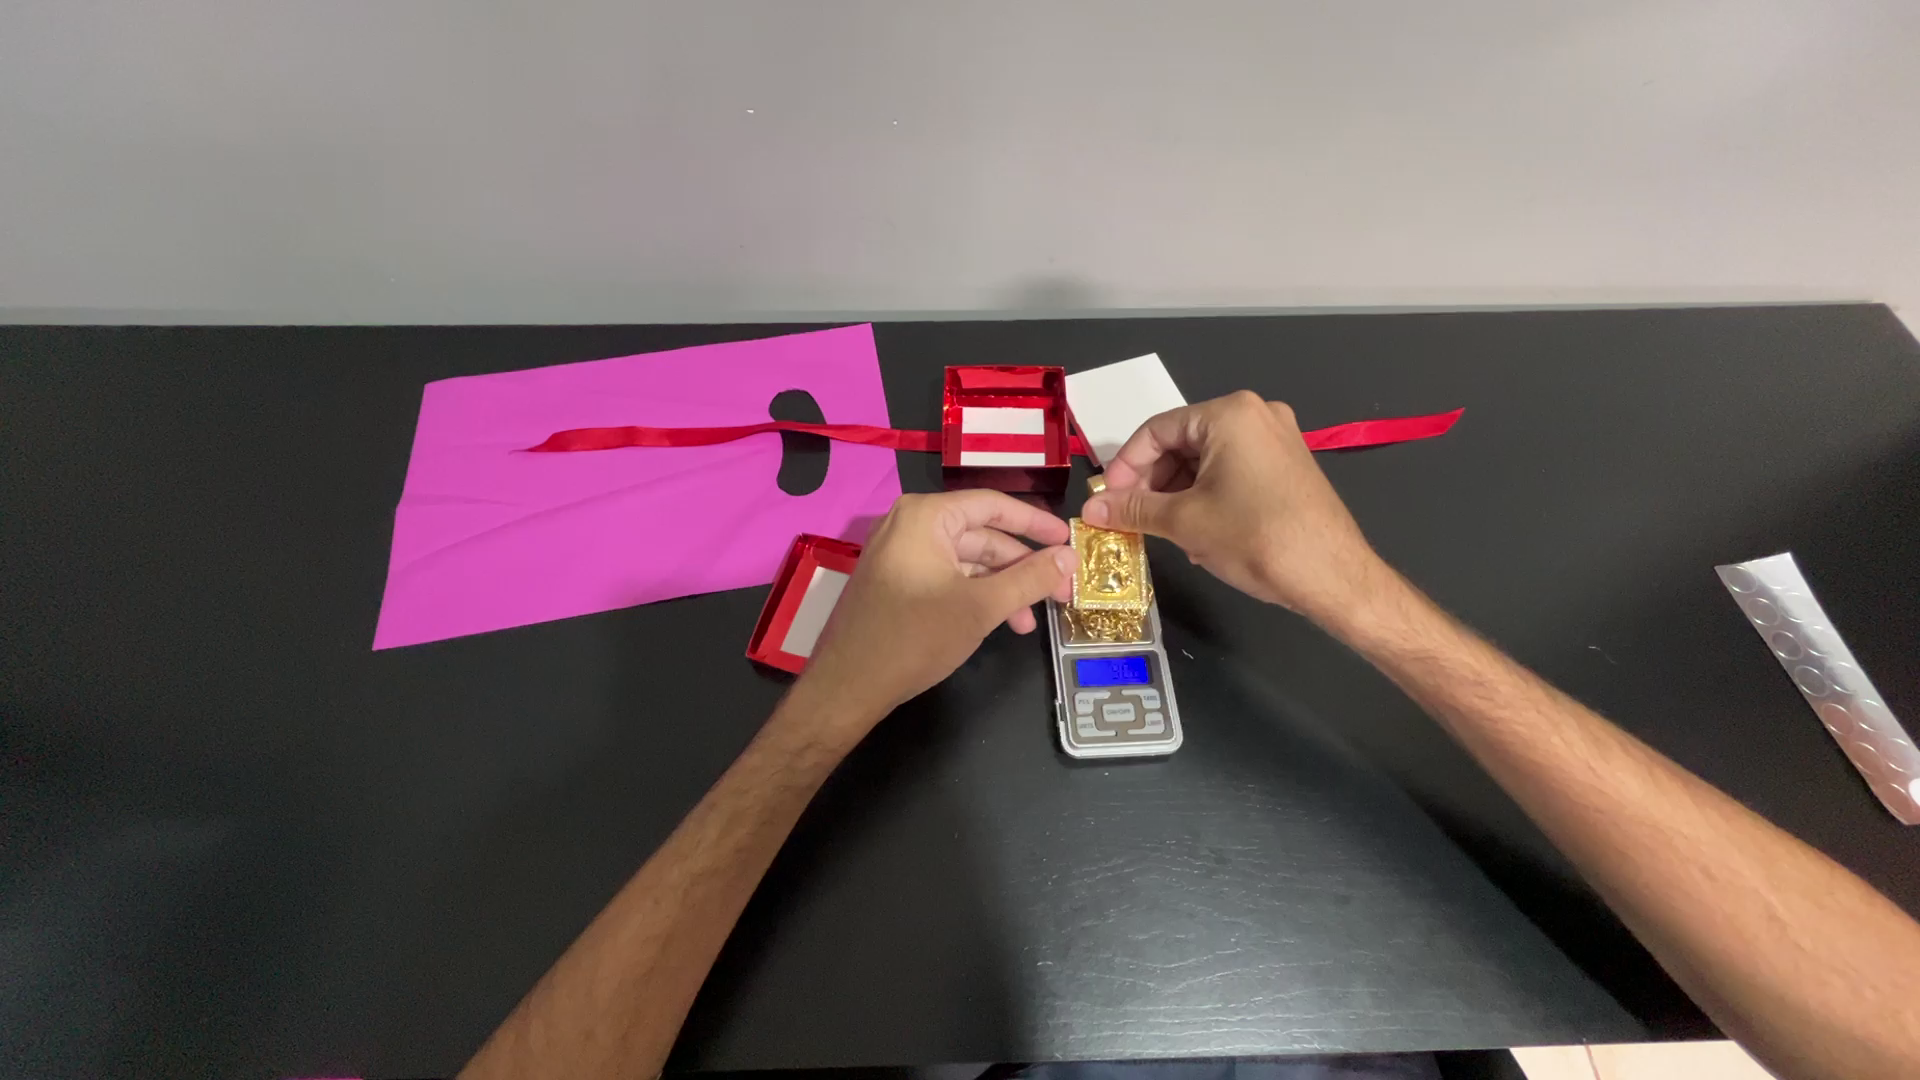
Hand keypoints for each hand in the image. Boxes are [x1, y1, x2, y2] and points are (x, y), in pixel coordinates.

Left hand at [794, 490, 1077, 725]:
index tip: (1069, 540)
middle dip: (1022, 565)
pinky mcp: (896, 580)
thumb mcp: (981, 607)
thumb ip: (1029, 579)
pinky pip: (946, 576)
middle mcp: (910, 524)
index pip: (993, 505)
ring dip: (1001, 587)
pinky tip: (999, 621)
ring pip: (966, 561)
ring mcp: (900, 553)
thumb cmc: (915, 638)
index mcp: (926, 516)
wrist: (848, 686)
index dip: (1036, 523)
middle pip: (981, 535)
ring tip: (1029, 621)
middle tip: (1060, 591)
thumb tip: (1069, 557)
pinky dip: (975, 595)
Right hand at [1083, 391, 1383, 622]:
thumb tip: (1090, 509)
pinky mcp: (1286, 467)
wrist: (1331, 576)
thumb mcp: (1184, 521)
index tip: (1106, 500)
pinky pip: (1229, 472)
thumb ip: (1133, 509)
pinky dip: (1203, 497)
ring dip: (1174, 494)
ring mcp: (1275, 440)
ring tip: (1160, 531)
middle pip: (1180, 443)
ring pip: (1203, 461)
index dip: (1124, 467)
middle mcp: (1255, 415)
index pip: (1155, 431)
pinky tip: (1193, 532)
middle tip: (1129, 517)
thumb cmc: (1254, 537)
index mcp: (1229, 414)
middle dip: (1150, 483)